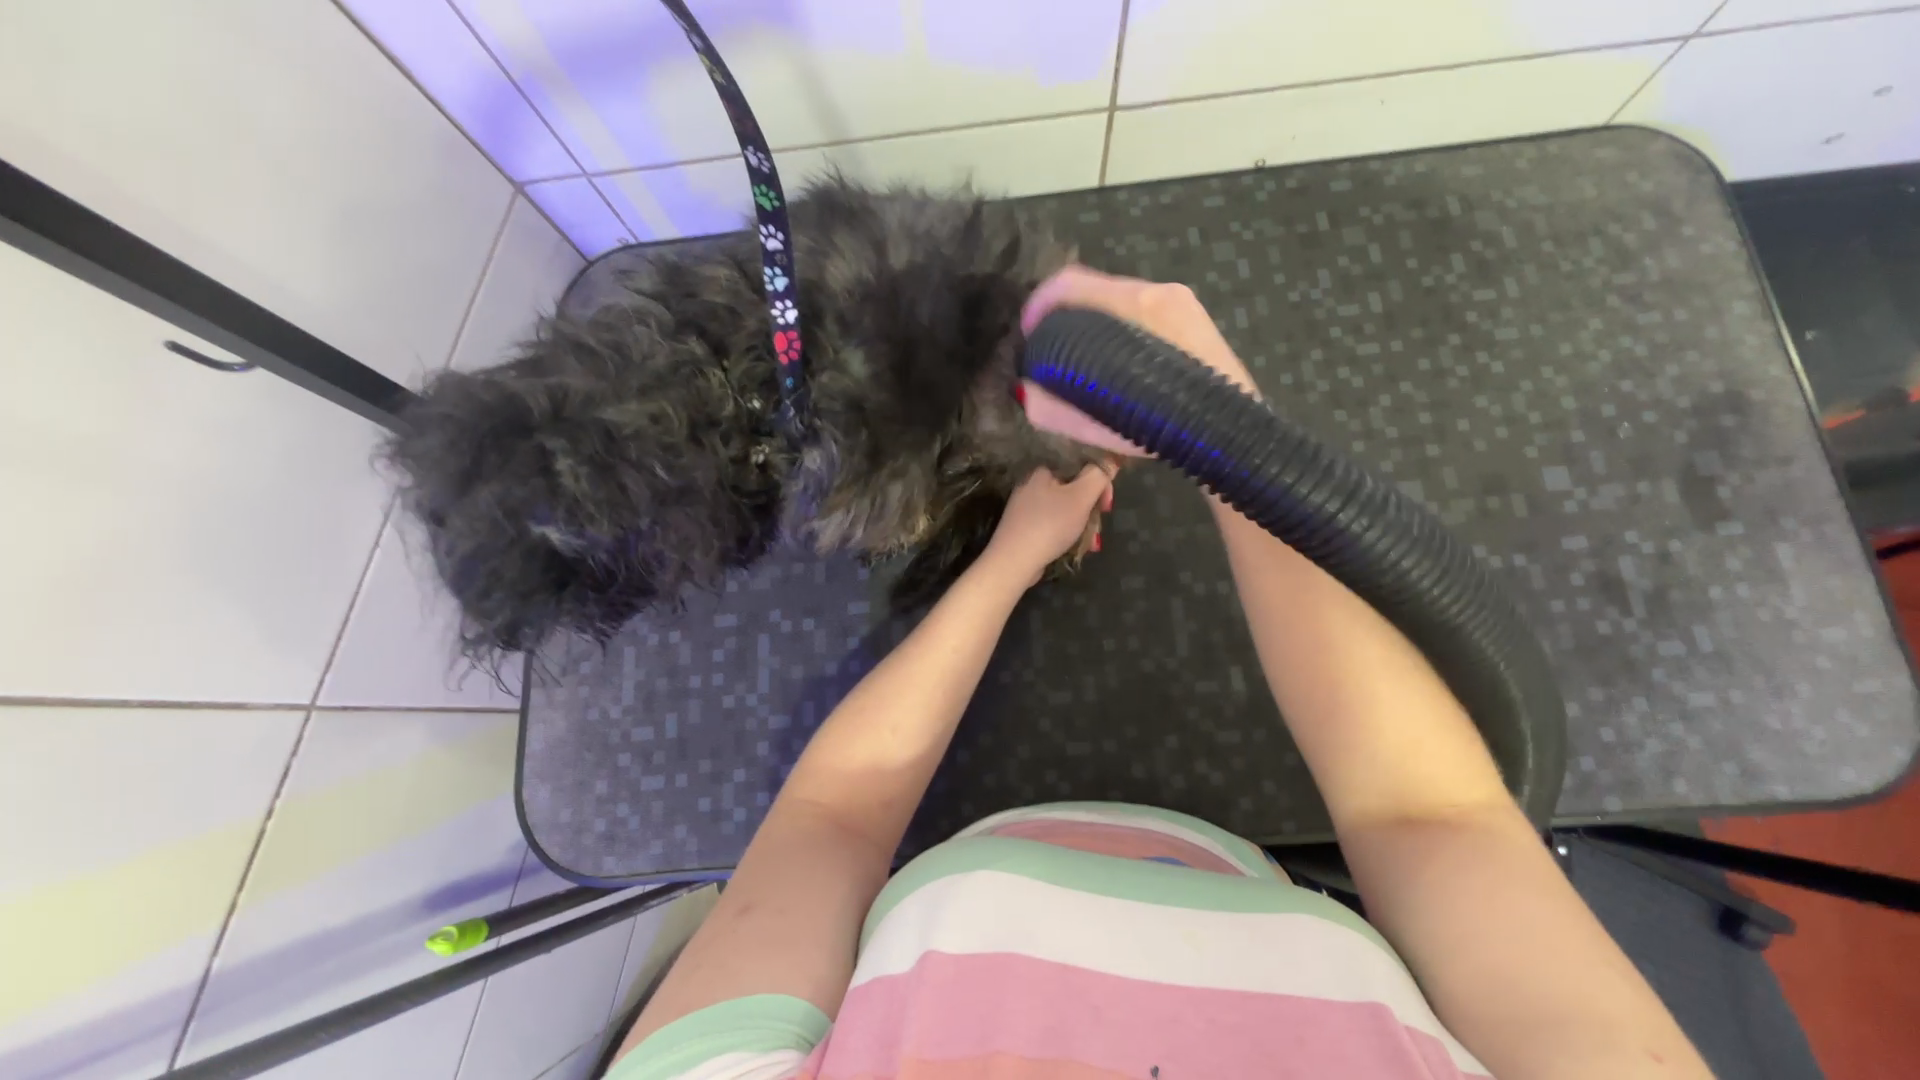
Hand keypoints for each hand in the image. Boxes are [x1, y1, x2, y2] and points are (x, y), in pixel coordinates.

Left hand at [980, 463, 1116, 586]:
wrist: (1014, 561)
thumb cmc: (1050, 525)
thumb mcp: (1081, 497)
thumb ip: (1098, 476)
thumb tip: (1111, 460)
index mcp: (1044, 469)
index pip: (1080, 466)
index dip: (1100, 482)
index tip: (1107, 504)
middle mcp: (1032, 483)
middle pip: (1074, 488)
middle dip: (1091, 507)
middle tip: (1097, 527)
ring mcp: (1026, 505)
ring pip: (1065, 507)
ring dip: (1082, 523)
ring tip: (1091, 542)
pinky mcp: (1023, 525)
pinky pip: (1053, 522)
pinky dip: (1067, 531)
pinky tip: (1075, 546)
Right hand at [1018, 265, 1258, 457]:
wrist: (1231, 432)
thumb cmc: (1165, 426)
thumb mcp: (1099, 425)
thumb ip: (1053, 407)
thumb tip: (1026, 391)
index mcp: (1132, 306)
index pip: (1067, 284)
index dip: (1037, 306)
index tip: (1028, 334)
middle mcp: (1155, 290)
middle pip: (1092, 288)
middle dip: (1064, 314)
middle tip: (1051, 348)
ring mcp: (1178, 296)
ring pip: (1117, 298)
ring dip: (1092, 320)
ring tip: (1083, 355)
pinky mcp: (1191, 309)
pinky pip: (1141, 307)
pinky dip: (1119, 325)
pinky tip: (1118, 357)